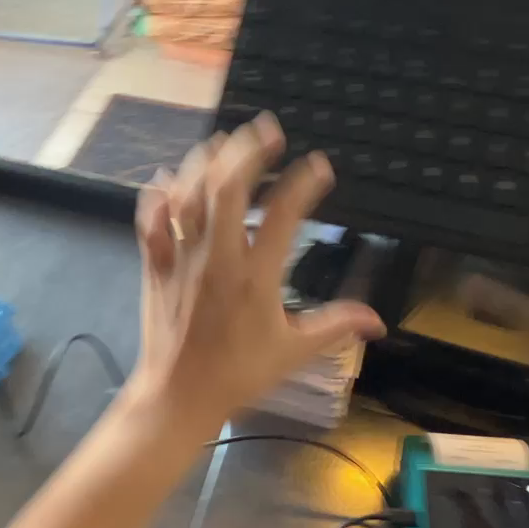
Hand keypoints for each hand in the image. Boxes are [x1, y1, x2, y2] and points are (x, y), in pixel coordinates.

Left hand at [130, 115, 385, 428]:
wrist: (178, 395)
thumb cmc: (238, 374)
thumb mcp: (293, 352)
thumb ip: (334, 327)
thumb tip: (377, 320)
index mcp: (254, 277)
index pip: (282, 216)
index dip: (302, 184)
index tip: (318, 166)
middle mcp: (216, 259)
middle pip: (226, 190)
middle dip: (246, 153)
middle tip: (266, 132)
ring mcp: (180, 260)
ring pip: (188, 197)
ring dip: (206, 164)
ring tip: (224, 144)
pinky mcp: (155, 267)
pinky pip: (151, 223)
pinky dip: (158, 197)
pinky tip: (168, 179)